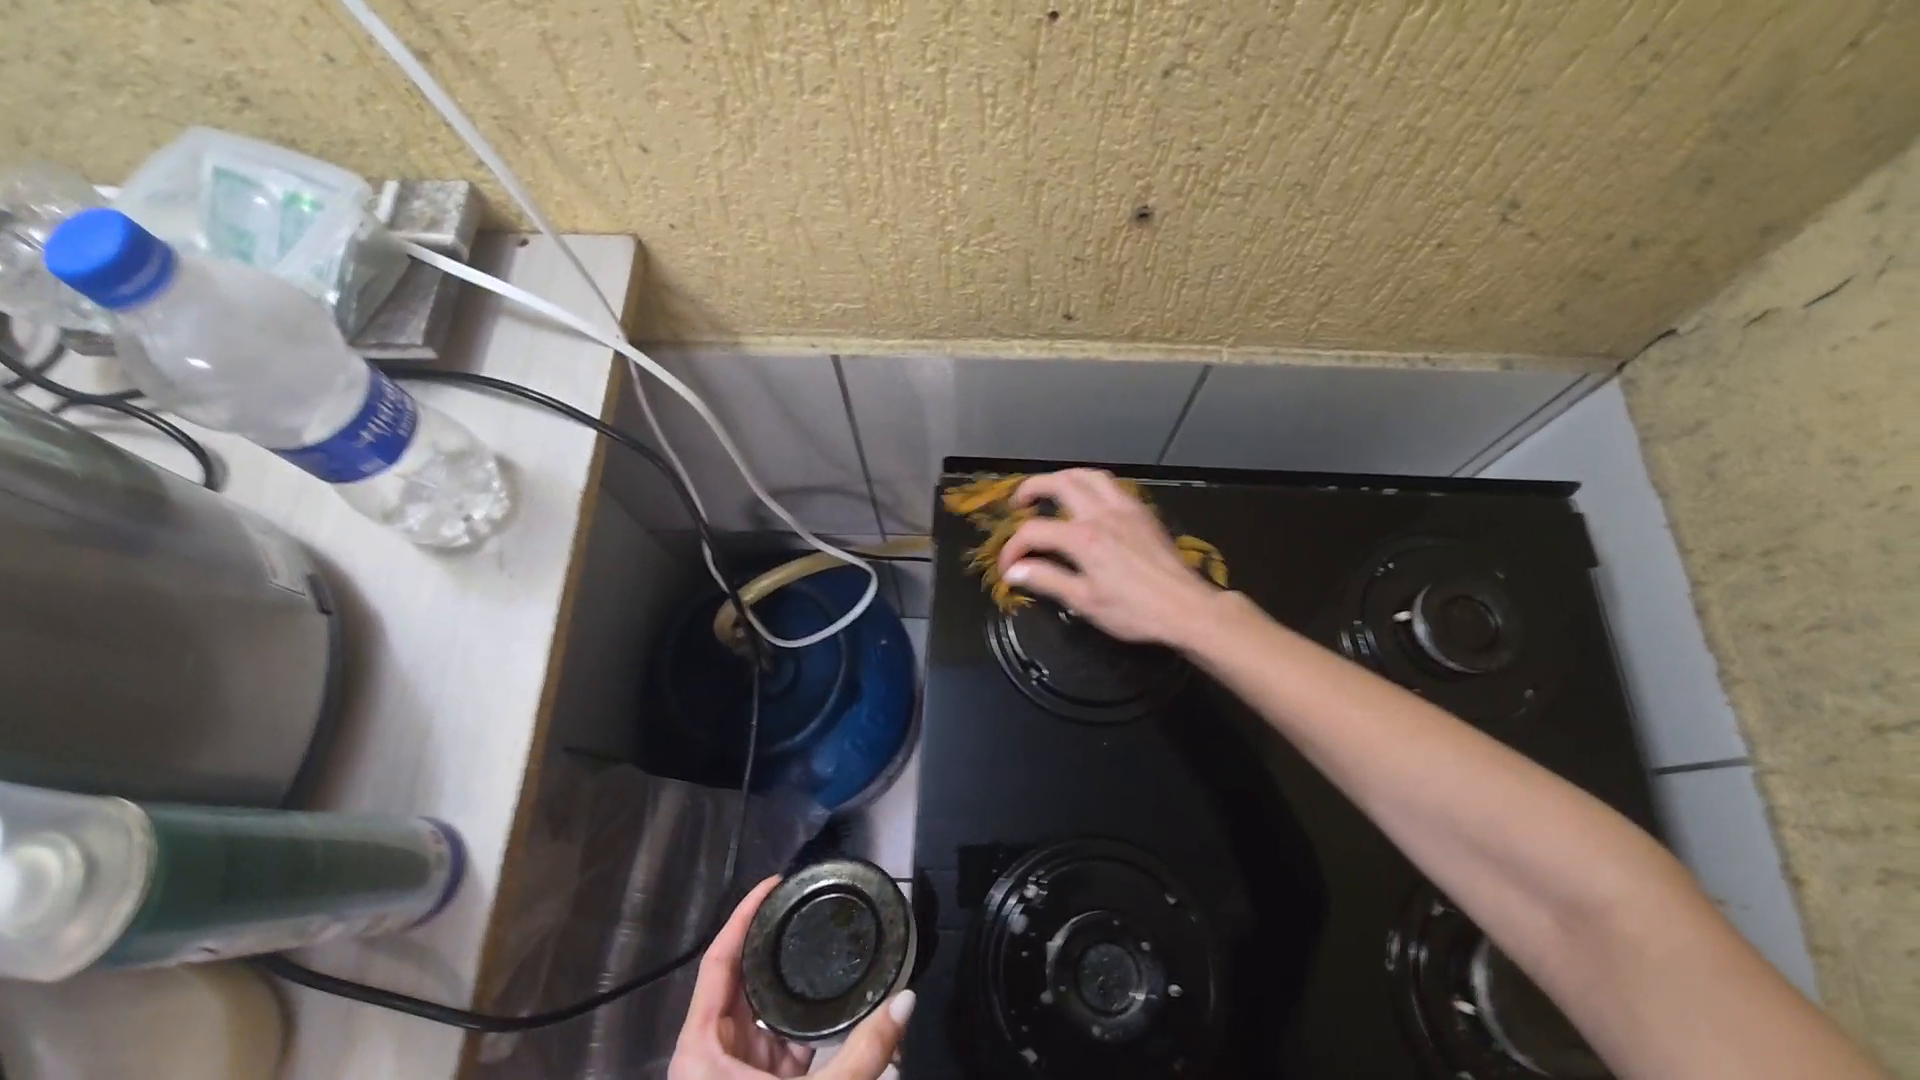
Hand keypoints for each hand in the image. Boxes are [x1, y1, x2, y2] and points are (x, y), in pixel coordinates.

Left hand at [669, 876, 915, 1079]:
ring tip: (824, 951)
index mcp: (701, 1051)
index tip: (772, 884)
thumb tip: (906, 1000)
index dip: (742, 917)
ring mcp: (732, 1074)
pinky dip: (802, 1031)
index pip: (720, 964)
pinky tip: (830, 1012)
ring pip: (762, 1017)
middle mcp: (709, 1057)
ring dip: (793, 993)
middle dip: (777, 950)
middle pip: (741, 985)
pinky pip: (777, 1047)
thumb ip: (866, 1051)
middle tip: (809, 911)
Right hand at [997, 469, 1220, 646]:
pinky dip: (1091, 485)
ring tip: (1052, 492)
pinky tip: (1089, 502)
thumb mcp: (1085, 601)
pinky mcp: (1142, 513)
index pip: (1034, 532)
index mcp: (1083, 538)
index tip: (1007, 567)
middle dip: (1032, 488)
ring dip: (1064, 479)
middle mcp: (1101, 514)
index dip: (1013, 548)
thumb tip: (1015, 571)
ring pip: (1089, 476)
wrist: (1186, 608)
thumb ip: (1047, 580)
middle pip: (1060, 483)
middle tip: (1019, 504)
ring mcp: (1125, 509)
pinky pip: (1112, 486)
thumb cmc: (1134, 611)